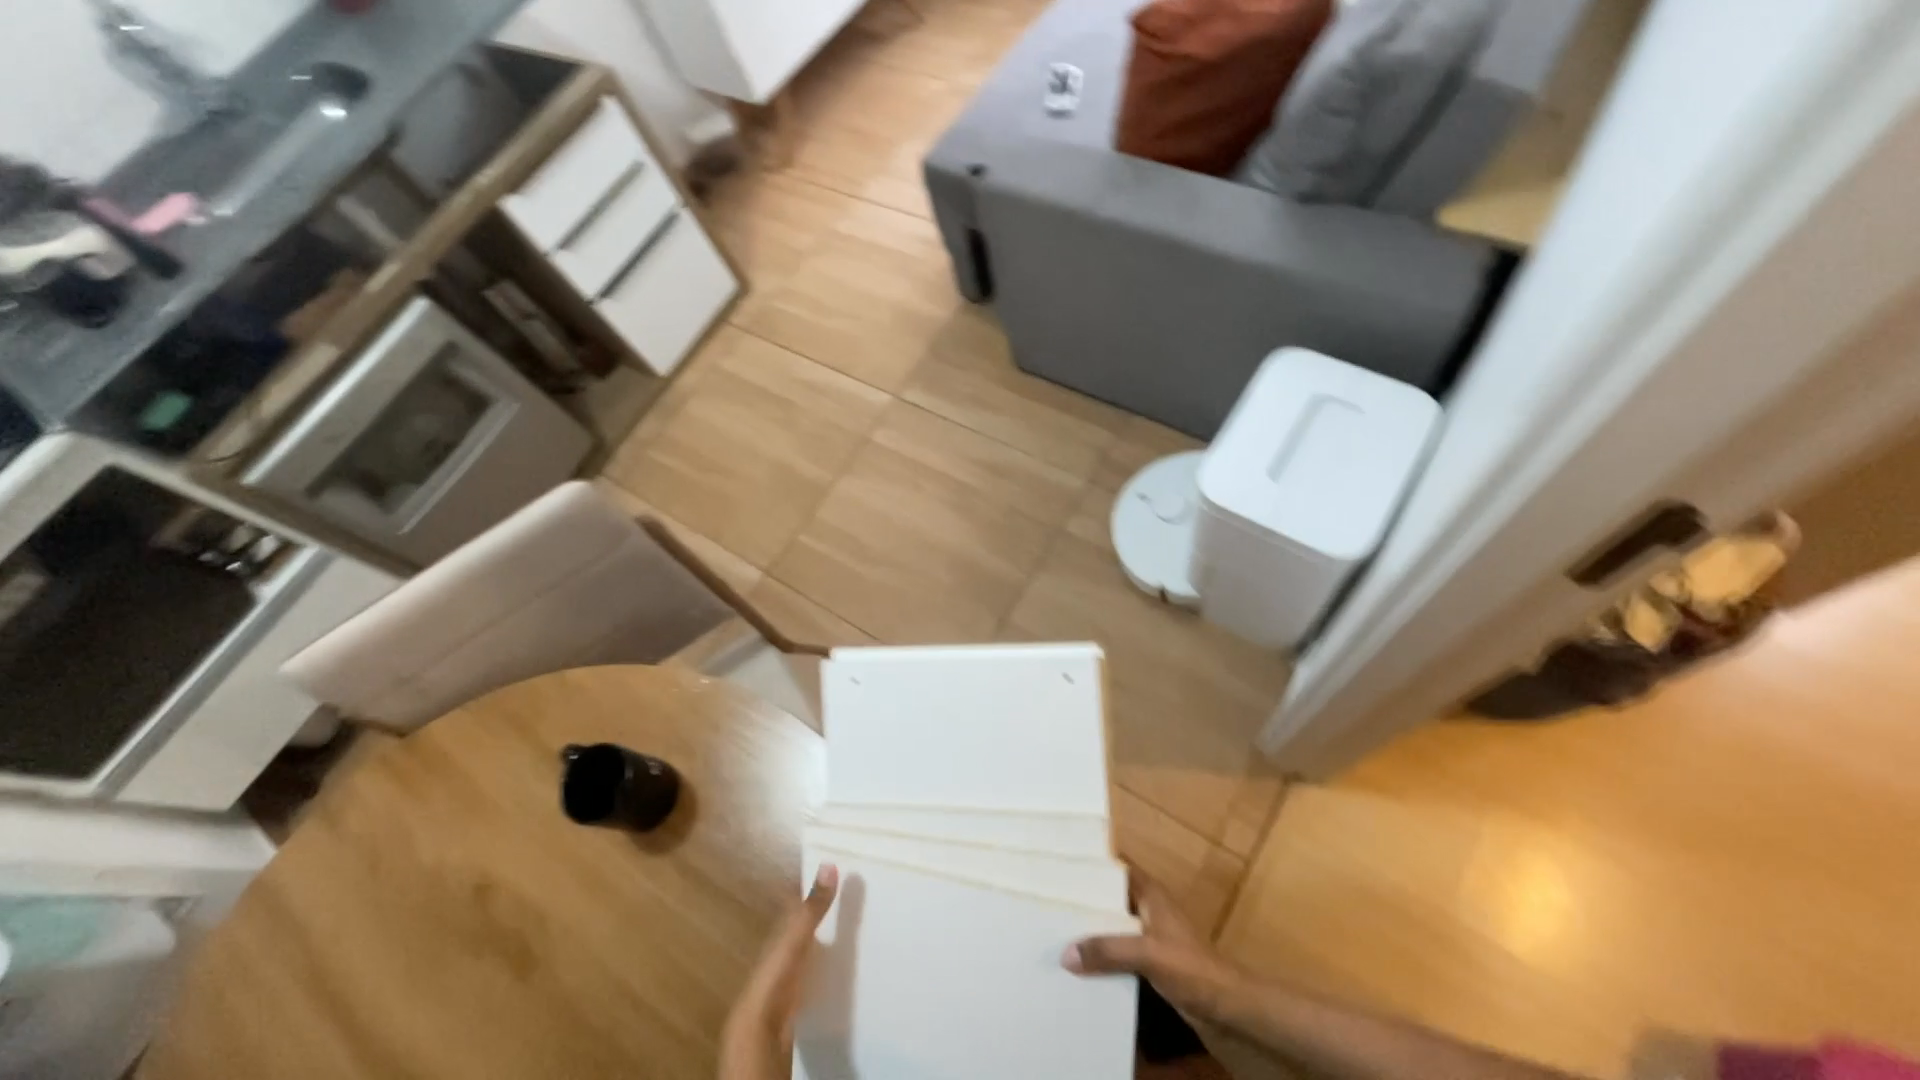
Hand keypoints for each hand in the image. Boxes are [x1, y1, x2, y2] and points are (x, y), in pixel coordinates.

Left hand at [719, 864, 839, 1078]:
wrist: (761, 1027)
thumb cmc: (776, 975)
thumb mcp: (796, 939)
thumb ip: (811, 908)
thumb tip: (829, 865)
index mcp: (782, 930)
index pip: (798, 901)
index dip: (815, 886)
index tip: (839, 869)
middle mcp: (784, 946)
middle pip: (805, 923)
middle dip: (825, 911)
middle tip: (856, 896)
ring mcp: (791, 970)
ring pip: (812, 945)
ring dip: (828, 937)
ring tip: (858, 927)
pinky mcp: (799, 991)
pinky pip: (817, 968)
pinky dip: (828, 961)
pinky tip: (844, 964)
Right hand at [1061, 869, 1243, 1023]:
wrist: (1225, 1006)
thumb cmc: (1190, 967)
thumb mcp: (1147, 954)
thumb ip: (1107, 951)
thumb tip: (1065, 953)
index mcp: (1151, 895)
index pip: (1119, 868)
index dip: (1094, 864)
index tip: (1062, 864)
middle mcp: (1149, 910)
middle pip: (1112, 898)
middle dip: (1085, 900)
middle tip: (1048, 900)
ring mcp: (1151, 936)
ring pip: (1114, 926)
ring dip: (1092, 930)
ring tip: (1056, 931)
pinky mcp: (1151, 962)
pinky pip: (1119, 951)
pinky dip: (1102, 955)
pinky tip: (1080, 964)